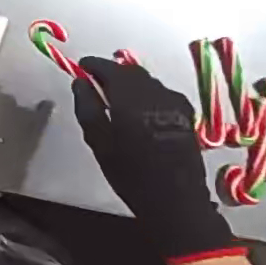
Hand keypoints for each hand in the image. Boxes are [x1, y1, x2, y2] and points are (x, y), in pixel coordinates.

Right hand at [70, 57, 243, 264]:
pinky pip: (160, 91)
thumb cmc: (129, 174)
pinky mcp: (185, 113)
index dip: (95, 65)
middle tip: (93, 78)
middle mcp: (156, 96)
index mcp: (132, 102)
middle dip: (111, 71)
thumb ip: (87, 108)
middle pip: (132, 72)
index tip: (81, 65)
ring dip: (128, 80)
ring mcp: (175, 104)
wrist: (175, 199)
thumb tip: (80, 82)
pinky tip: (137, 104)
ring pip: (147, 80)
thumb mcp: (98, 142)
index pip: (112, 70)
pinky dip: (145, 90)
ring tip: (112, 92)